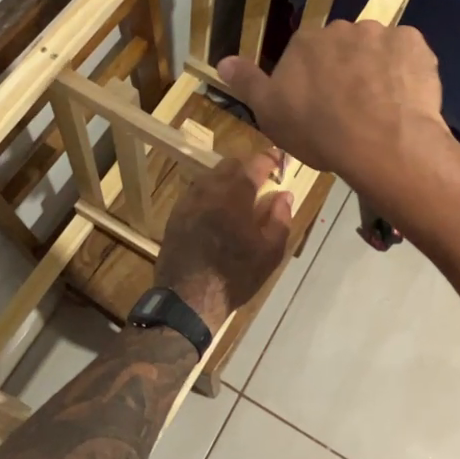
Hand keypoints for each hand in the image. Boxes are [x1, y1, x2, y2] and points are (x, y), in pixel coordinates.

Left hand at [154, 152, 293, 330]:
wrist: (189, 299)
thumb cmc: (235, 275)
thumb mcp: (269, 251)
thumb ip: (280, 218)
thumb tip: (283, 195)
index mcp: (235, 194)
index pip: (255, 164)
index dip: (270, 159)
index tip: (280, 160)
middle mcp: (209, 189)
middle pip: (230, 165)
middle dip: (247, 168)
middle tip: (261, 182)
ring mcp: (188, 200)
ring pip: (210, 177)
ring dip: (227, 181)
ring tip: (240, 198)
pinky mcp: (176, 214)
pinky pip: (197, 192)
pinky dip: (211, 194)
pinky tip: (218, 212)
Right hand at [216, 21, 451, 186]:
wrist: (381, 141)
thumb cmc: (319, 131)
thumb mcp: (270, 113)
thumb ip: (247, 83)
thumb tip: (222, 61)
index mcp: (305, 42)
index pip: (307, 54)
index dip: (314, 81)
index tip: (321, 107)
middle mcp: (342, 28)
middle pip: (344, 48)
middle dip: (347, 71)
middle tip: (352, 110)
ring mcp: (382, 33)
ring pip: (378, 51)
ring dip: (378, 71)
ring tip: (382, 110)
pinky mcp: (416, 45)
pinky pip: (409, 55)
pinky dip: (408, 72)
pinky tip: (405, 100)